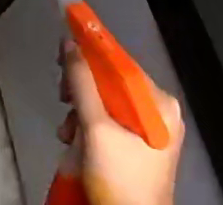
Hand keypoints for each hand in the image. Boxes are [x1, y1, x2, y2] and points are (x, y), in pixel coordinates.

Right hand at [59, 39, 185, 204]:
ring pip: (107, 103)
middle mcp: (160, 113)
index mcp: (160, 104)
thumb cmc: (119, 180)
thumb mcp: (95, 128)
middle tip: (62, 95)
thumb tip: (69, 41)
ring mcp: (151, 133)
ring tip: (66, 129)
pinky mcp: (139, 150)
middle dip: (82, 89)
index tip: (63, 47)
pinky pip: (110, 122)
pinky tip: (73, 140)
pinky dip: (89, 126)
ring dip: (81, 111)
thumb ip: (82, 82)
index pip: (120, 63)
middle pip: (112, 82)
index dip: (90, 52)